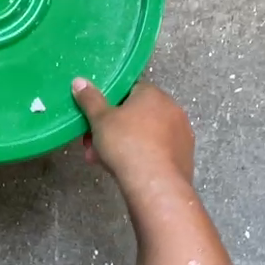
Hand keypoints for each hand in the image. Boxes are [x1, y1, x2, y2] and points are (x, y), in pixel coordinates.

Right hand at [71, 78, 194, 189]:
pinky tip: (127, 171)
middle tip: (94, 144)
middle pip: (136, 115)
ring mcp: (181, 135)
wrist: (155, 184)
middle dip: (113, 129)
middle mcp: (172, 110)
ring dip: (124, 145)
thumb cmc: (126, 144)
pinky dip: (142, 157)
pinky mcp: (184, 158)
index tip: (95, 120)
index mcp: (153, 94)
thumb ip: (89, 99)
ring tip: (103, 162)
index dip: (109, 105)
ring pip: (146, 135)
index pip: (130, 91)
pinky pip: (157, 152)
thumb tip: (79, 80)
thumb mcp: (100, 119)